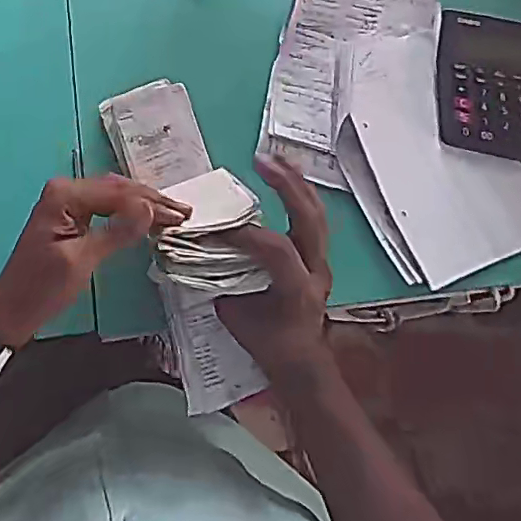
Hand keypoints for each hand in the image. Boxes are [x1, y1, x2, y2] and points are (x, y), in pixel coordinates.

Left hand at [0, 175, 189, 347]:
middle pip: (117, 189)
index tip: (179, 215)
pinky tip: (147, 219)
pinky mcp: (71, 216)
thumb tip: (149, 208)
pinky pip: (106, 207)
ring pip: (114, 196)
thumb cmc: (41, 288)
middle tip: (183, 214)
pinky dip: (129, 213)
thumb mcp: (82, 261)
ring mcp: (67, 202)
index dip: (150, 202)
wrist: (11, 311)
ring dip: (143, 205)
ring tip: (173, 215)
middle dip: (151, 201)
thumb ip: (117, 232)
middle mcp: (65, 190)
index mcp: (64, 194)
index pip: (116, 192)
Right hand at [216, 155, 335, 386]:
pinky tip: (287, 175)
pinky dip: (300, 193)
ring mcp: (323, 261)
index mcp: (297, 291)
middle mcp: (317, 271)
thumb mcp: (238, 319)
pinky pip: (314, 217)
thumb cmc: (268, 344)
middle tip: (262, 162)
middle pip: (309, 221)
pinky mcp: (320, 255)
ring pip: (317, 214)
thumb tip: (197, 252)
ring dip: (296, 182)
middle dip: (287, 187)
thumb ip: (222, 282)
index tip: (217, 227)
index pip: (277, 251)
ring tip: (276, 158)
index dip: (248, 234)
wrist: (302, 362)